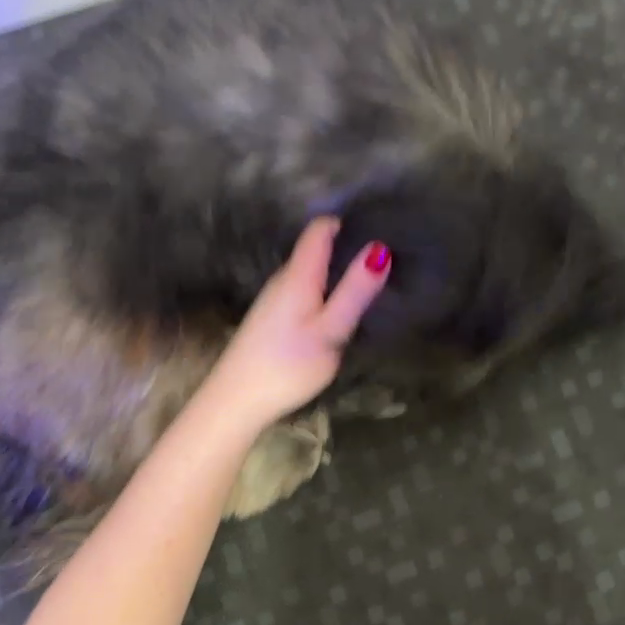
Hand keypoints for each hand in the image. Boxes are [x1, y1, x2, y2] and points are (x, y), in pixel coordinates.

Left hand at [197, 217, 391, 429]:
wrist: (236, 401)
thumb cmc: (286, 365)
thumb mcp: (329, 331)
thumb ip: (354, 292)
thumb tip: (380, 249)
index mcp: (298, 275)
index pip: (320, 229)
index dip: (348, 223)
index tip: (380, 229)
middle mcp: (283, 280)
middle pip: (317, 251)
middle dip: (348, 251)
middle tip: (388, 261)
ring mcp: (275, 301)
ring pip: (311, 275)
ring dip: (337, 276)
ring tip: (371, 287)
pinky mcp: (271, 322)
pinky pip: (304, 295)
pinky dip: (325, 296)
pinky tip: (340, 315)